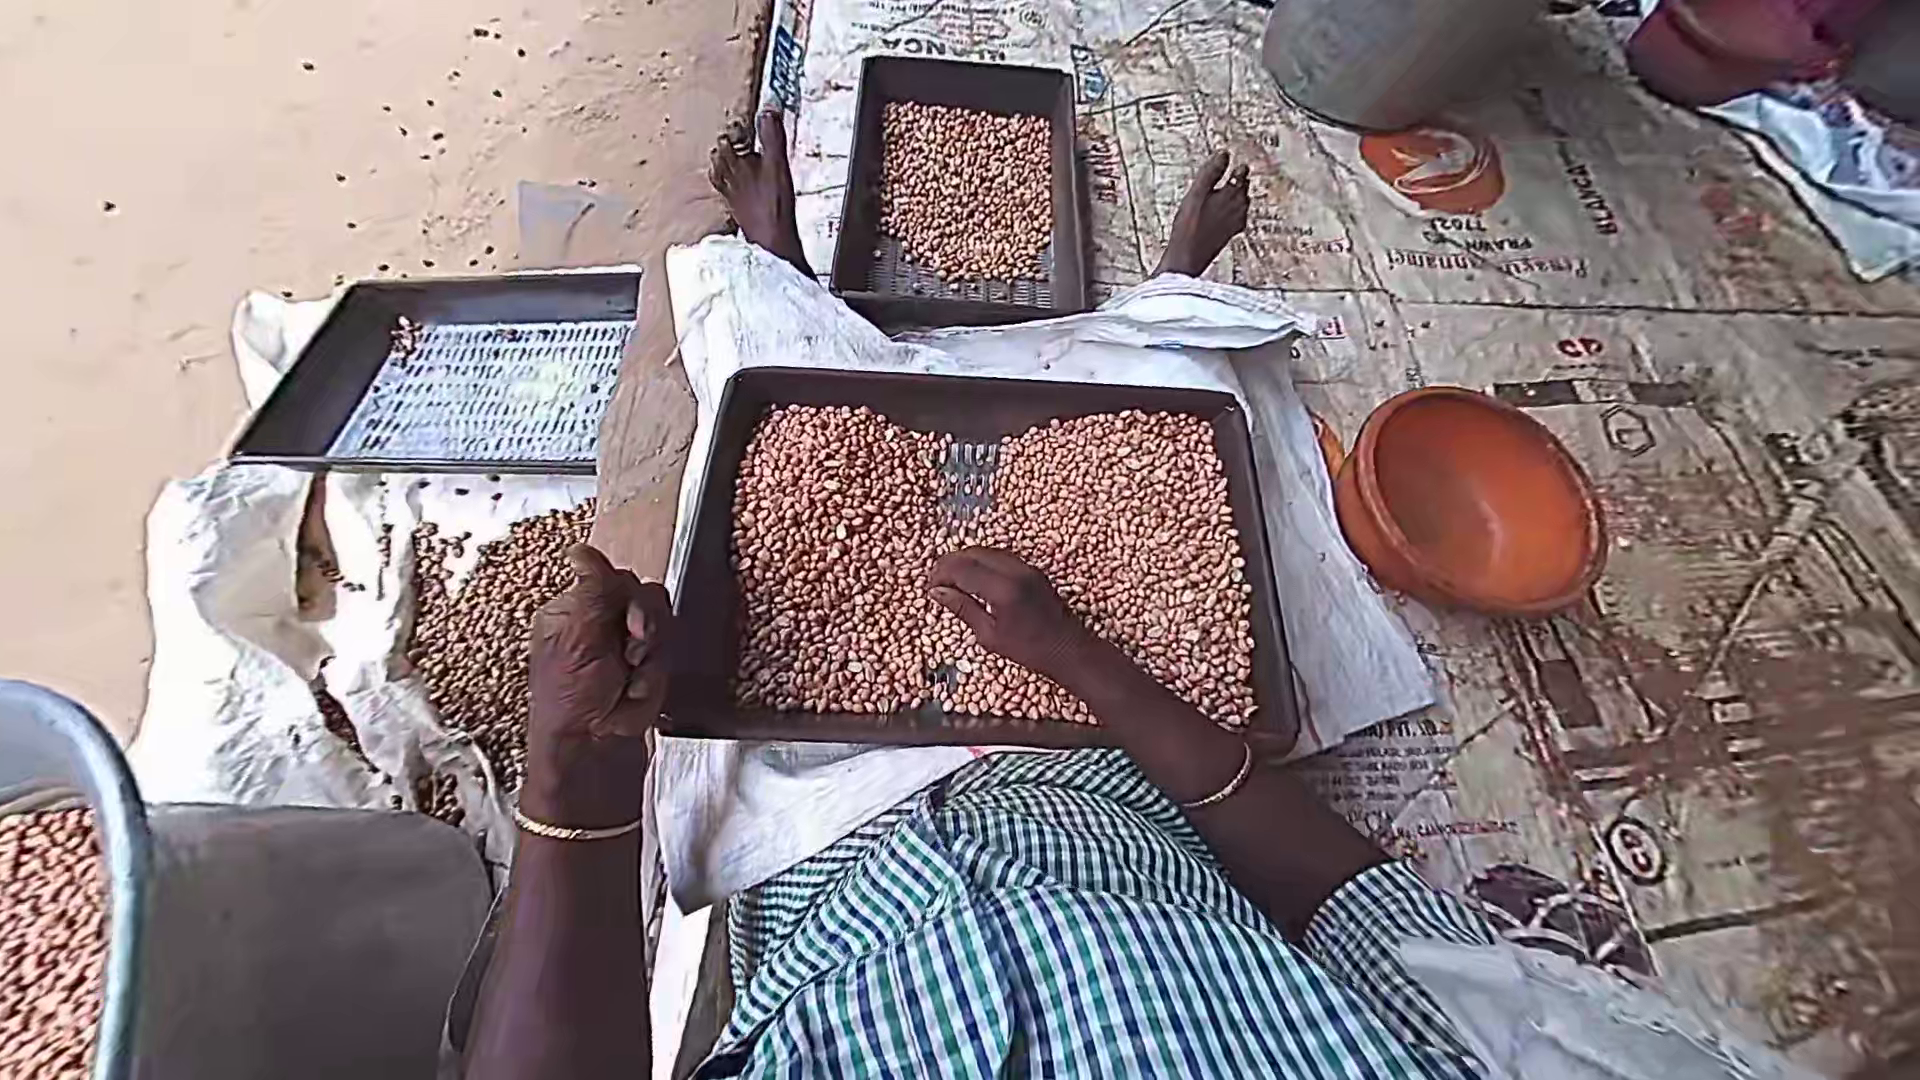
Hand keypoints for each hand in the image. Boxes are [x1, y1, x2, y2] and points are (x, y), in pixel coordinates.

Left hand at [522, 544, 671, 828]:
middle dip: (643, 627)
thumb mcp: (577, 640)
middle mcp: (602, 621)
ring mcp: (627, 642)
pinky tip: (637, 689)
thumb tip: (582, 551)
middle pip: (644, 595)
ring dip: (651, 652)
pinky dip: (657, 671)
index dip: (627, 598)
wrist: (597, 749)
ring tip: (631, 678)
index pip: (614, 578)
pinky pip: (669, 647)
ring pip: (661, 620)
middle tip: (631, 654)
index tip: (625, 623)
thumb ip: (590, 593)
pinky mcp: (650, 661)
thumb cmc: (572, 699)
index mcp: (575, 610)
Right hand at [928, 548, 1095, 684]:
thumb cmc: (1029, 650)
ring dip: (966, 560)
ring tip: (952, 580)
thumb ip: (963, 608)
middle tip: (937, 581)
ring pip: (986, 551)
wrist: (1068, 649)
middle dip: (950, 563)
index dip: (941, 574)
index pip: (962, 568)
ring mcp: (1026, 568)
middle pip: (973, 553)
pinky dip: (982, 562)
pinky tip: (974, 578)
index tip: (931, 586)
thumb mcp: (989, 635)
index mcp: (1002, 589)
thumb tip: (937, 592)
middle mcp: (1014, 571)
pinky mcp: (1032, 570)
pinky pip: (1000, 556)